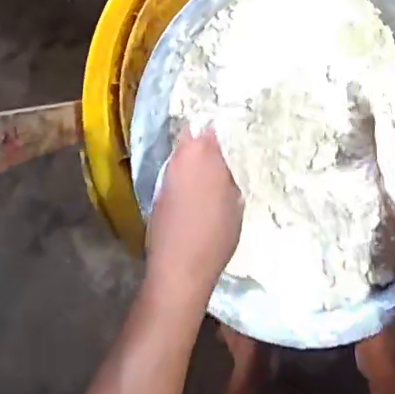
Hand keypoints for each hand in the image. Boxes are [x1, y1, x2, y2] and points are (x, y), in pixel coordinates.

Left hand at [146, 129, 242, 297]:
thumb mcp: (236, 202)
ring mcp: (166, 173)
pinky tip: (196, 185)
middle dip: (205, 134)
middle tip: (222, 143)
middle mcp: (181, 157)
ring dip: (194, 153)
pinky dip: (185, 172)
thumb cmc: (215, 235)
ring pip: (182, 152)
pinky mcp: (158, 191)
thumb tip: (228, 163)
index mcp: (204, 154)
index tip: (234, 126)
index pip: (212, 126)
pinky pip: (175, 170)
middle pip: (192, 134)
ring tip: (211, 164)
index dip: (223, 124)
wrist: (178, 268)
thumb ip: (231, 175)